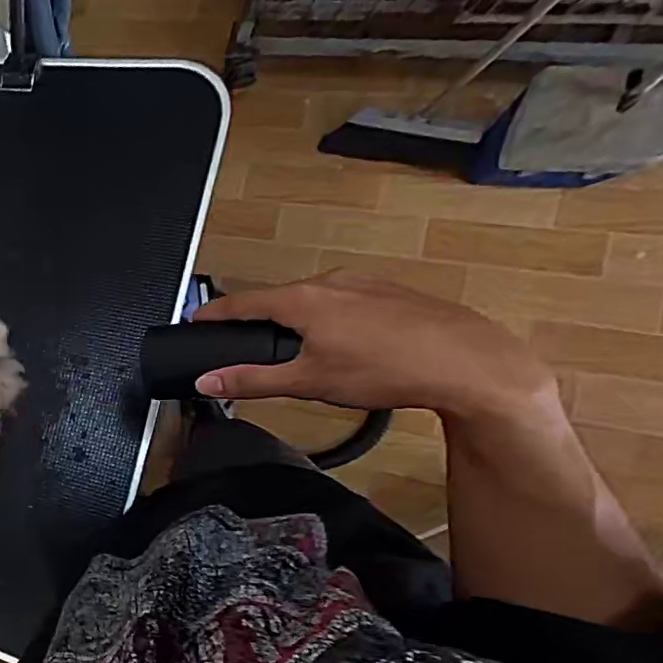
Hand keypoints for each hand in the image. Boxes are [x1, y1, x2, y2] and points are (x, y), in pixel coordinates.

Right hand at [191, 271, 555, 421]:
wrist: (465, 362)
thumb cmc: (388, 369)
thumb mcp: (309, 381)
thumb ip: (253, 380)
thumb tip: (209, 380)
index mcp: (304, 300)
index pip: (243, 301)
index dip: (216, 312)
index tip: (198, 317)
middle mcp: (331, 282)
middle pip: (279, 298)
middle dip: (258, 319)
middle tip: (245, 342)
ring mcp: (363, 283)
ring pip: (313, 299)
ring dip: (296, 320)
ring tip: (298, 352)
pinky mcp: (389, 293)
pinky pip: (344, 302)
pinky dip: (329, 320)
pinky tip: (344, 346)